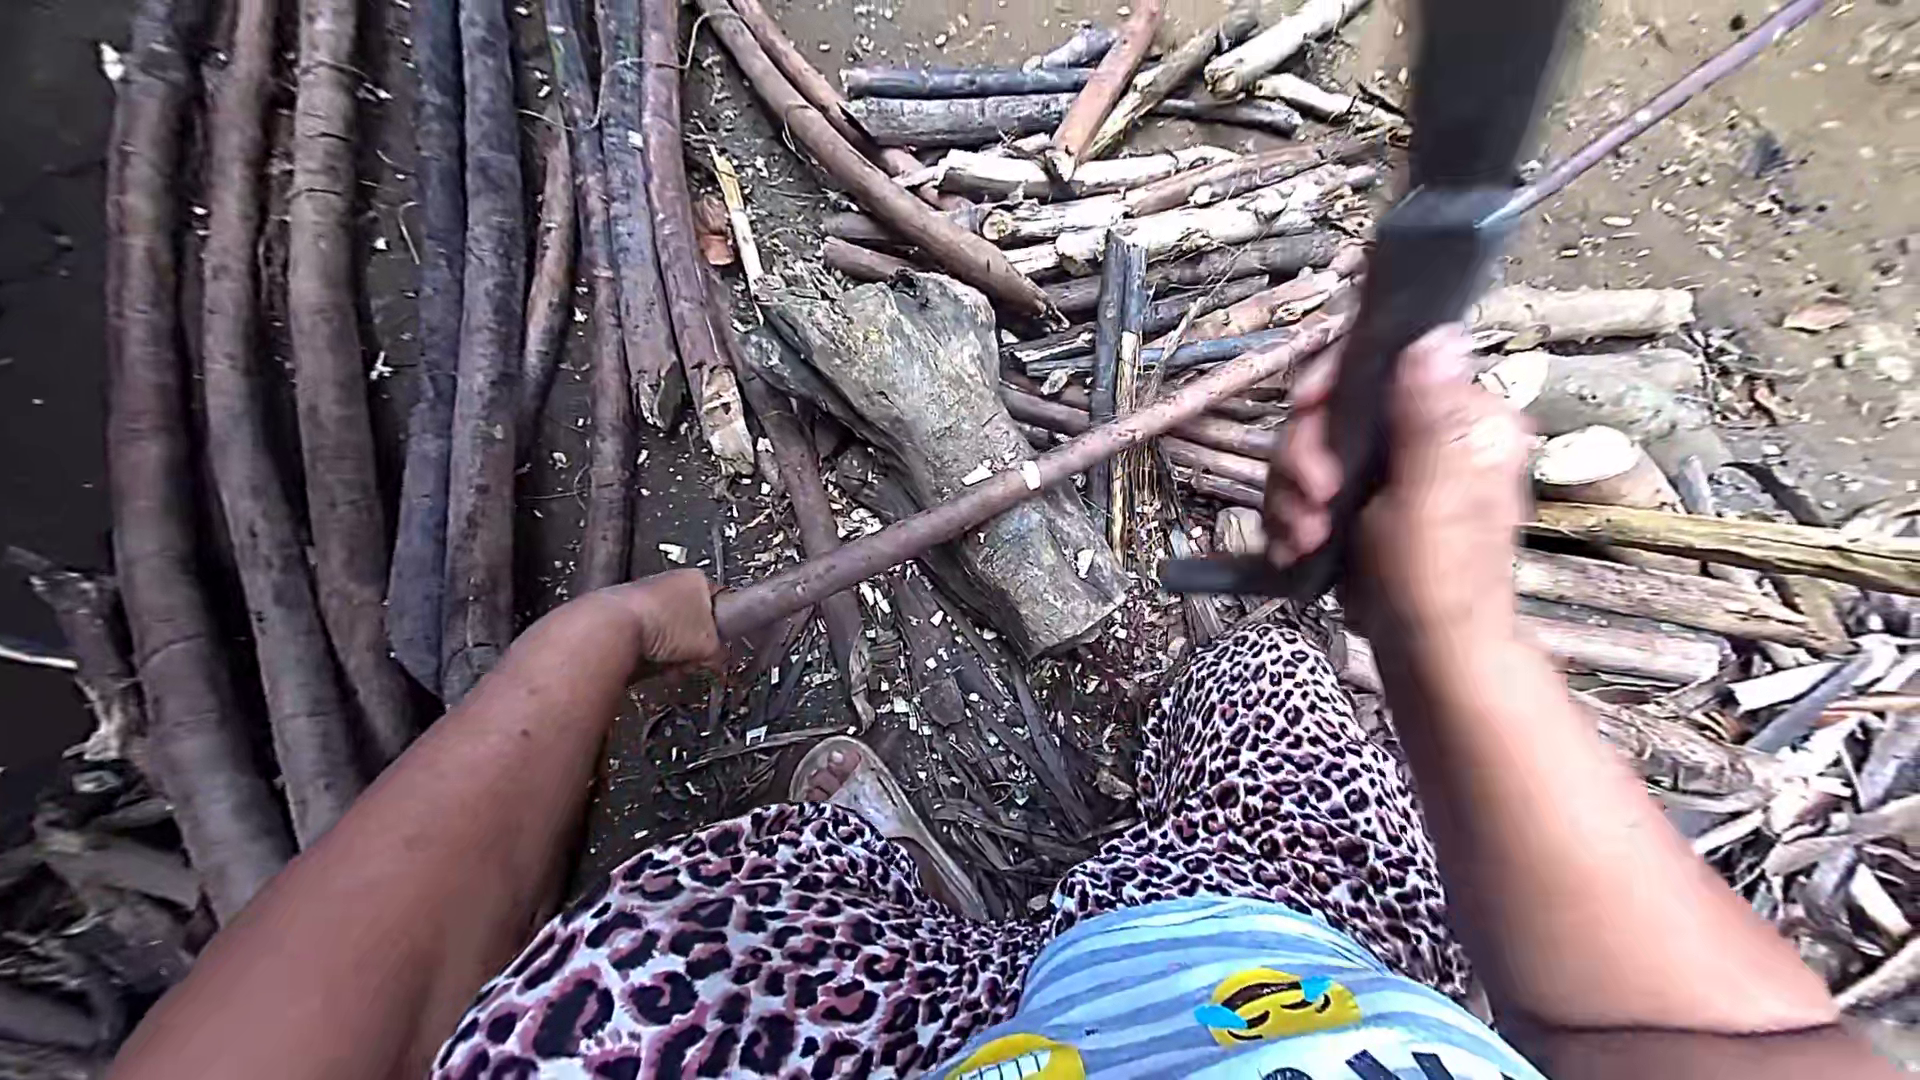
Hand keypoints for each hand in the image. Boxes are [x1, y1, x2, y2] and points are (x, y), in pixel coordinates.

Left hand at [590, 570, 724, 671]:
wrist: (611, 632)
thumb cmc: (660, 625)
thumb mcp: (708, 644)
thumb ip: (719, 649)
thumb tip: (715, 657)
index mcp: (695, 578)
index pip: (717, 604)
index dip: (718, 629)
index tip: (715, 646)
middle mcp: (668, 581)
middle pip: (690, 622)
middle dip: (690, 645)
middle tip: (691, 659)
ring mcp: (641, 597)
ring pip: (666, 634)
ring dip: (669, 653)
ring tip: (667, 665)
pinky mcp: (619, 616)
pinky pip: (643, 640)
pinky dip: (646, 654)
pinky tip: (646, 665)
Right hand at [1264, 324, 1530, 647]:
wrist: (1420, 644)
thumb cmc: (1437, 575)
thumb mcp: (1433, 495)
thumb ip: (1429, 419)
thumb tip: (1433, 336)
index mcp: (1453, 420)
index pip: (1382, 365)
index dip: (1333, 381)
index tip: (1304, 410)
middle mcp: (1413, 436)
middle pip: (1326, 415)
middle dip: (1304, 461)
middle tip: (1313, 502)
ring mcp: (1375, 472)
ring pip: (1301, 456)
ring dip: (1290, 499)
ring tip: (1303, 540)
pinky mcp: (1346, 503)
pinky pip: (1294, 492)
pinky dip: (1286, 518)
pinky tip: (1293, 548)